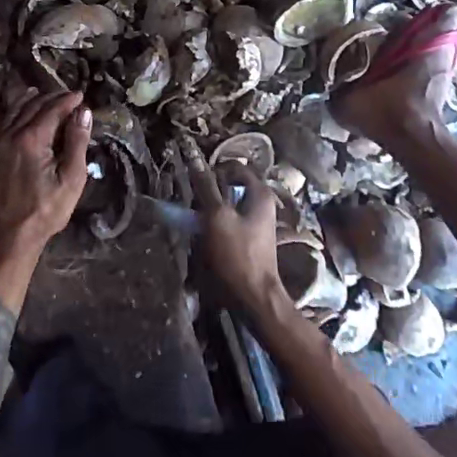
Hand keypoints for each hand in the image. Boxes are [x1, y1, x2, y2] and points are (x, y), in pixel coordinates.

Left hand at [0, 88, 92, 284]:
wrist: (5, 238)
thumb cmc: (44, 211)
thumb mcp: (71, 179)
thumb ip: (77, 142)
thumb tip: (83, 112)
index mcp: (33, 138)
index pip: (53, 109)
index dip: (68, 100)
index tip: (80, 96)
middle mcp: (9, 133)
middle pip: (31, 106)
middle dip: (50, 98)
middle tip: (64, 97)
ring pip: (7, 112)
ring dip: (23, 100)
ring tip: (34, 94)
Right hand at [192, 159, 283, 319]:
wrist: (254, 298)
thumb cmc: (237, 255)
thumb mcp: (217, 217)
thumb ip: (206, 187)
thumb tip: (194, 158)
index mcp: (260, 193)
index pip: (234, 166)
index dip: (213, 170)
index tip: (196, 183)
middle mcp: (263, 203)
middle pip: (231, 185)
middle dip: (210, 191)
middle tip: (193, 201)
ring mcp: (258, 221)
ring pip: (229, 203)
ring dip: (211, 208)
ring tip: (196, 218)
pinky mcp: (251, 237)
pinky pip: (230, 220)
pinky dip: (216, 222)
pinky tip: (205, 234)